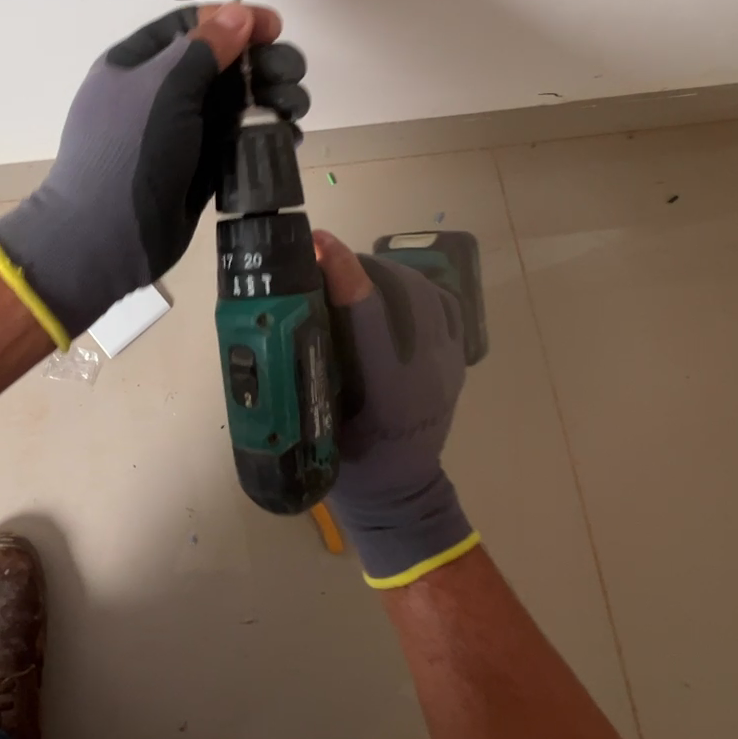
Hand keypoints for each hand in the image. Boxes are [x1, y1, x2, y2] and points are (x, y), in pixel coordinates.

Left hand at [0, 5, 306, 335]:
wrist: (106, 235)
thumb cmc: (129, 151)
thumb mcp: (163, 88)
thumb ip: (204, 49)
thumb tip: (241, 14)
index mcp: (138, 65)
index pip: (191, 27)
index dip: (234, 22)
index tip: (274, 28)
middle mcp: (161, 94)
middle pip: (221, 63)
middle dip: (262, 63)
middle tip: (292, 75)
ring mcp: (181, 133)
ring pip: (235, 103)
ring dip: (271, 98)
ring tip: (295, 107)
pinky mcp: (201, 168)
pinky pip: (238, 141)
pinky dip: (265, 134)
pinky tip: (289, 135)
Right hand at [315, 231, 476, 586]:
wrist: (403, 494)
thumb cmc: (351, 466)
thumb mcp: (316, 423)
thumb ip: (305, 373)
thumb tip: (280, 316)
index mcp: (390, 392)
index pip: (370, 314)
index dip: (344, 272)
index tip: (318, 244)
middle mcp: (428, 371)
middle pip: (403, 290)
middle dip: (362, 265)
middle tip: (326, 261)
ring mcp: (449, 363)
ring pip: (425, 291)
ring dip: (387, 272)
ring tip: (355, 273)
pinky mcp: (458, 359)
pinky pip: (443, 303)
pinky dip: (415, 287)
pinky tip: (389, 292)